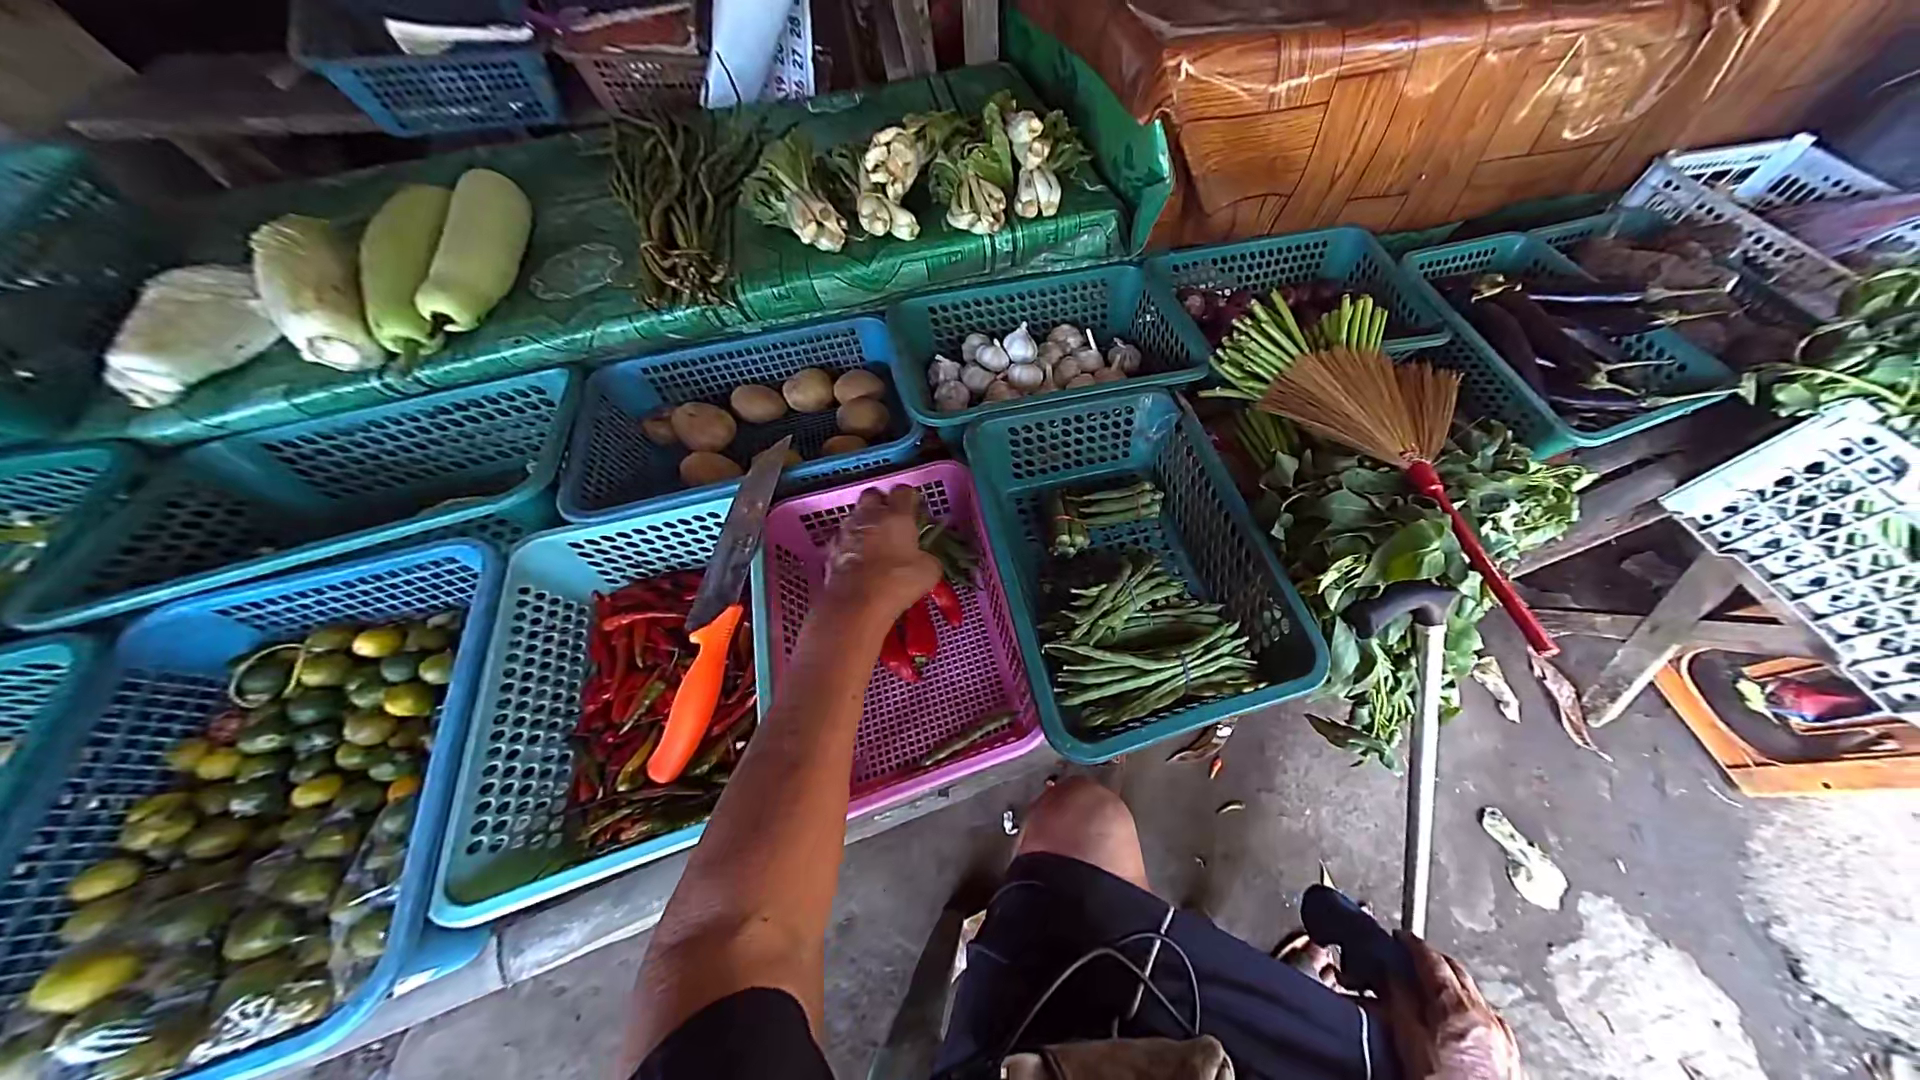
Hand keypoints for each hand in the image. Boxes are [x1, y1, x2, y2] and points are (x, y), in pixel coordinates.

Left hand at [820, 485, 941, 631]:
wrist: (857, 603)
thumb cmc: (898, 581)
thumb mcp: (929, 571)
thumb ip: (928, 558)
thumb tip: (925, 559)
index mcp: (897, 515)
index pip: (904, 491)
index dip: (910, 499)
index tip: (915, 509)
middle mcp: (870, 516)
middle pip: (873, 495)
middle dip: (881, 503)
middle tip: (892, 520)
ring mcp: (847, 531)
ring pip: (855, 516)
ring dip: (865, 523)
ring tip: (875, 542)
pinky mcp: (831, 550)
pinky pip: (843, 538)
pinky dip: (851, 544)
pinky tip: (859, 559)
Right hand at [1383, 932, 1522, 1079]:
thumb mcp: (1407, 1039)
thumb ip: (1400, 998)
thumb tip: (1393, 972)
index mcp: (1459, 1008)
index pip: (1433, 960)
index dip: (1412, 944)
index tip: (1399, 937)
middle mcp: (1487, 1018)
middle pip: (1458, 973)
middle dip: (1433, 960)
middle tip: (1410, 956)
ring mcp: (1504, 1040)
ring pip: (1474, 995)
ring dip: (1451, 984)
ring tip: (1428, 988)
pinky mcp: (1511, 1059)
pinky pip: (1487, 1019)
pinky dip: (1467, 1008)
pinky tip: (1455, 1019)